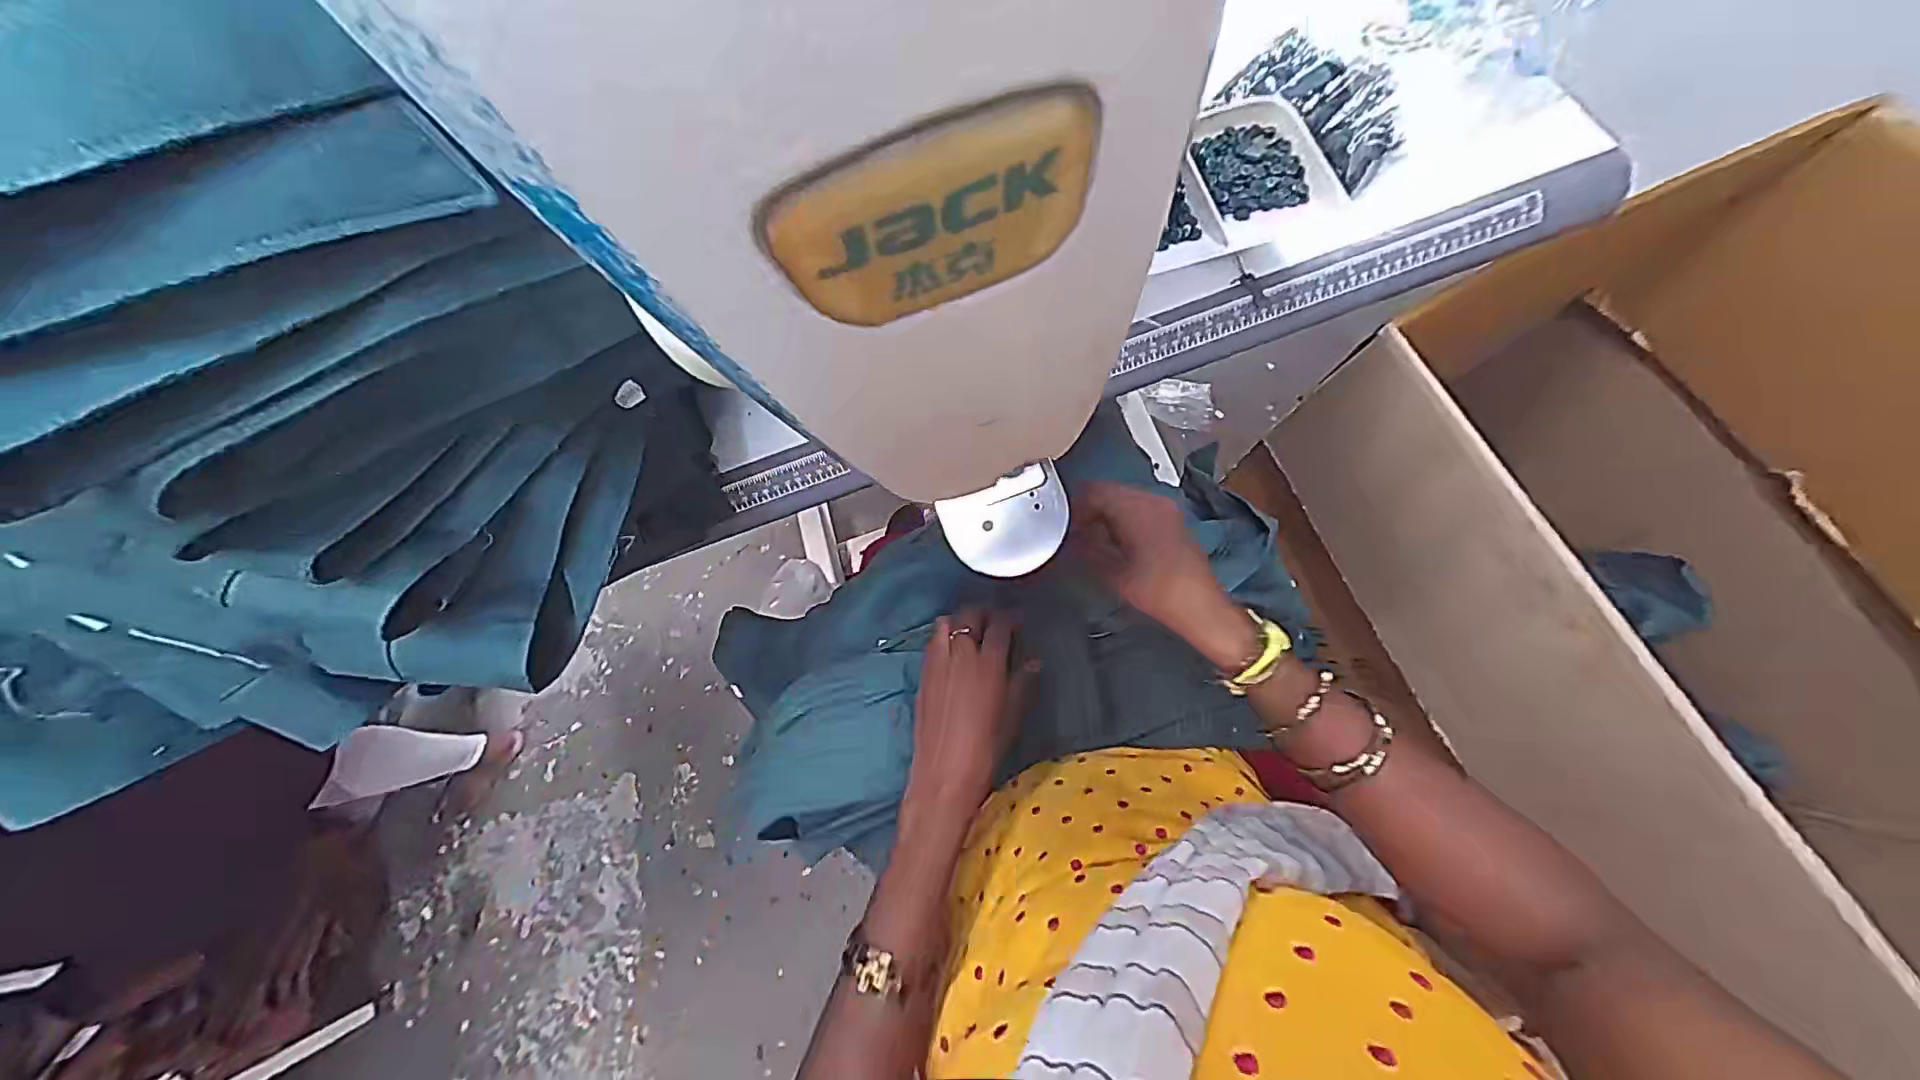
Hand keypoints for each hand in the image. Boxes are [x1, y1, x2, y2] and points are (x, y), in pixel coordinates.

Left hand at [901, 607, 1033, 843]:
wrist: (943, 773)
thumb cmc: (986, 748)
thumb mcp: (1012, 716)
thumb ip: (1022, 683)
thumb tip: (1032, 662)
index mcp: (987, 663)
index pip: (999, 625)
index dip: (1010, 617)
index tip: (1017, 619)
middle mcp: (960, 655)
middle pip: (969, 616)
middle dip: (983, 612)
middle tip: (994, 619)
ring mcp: (937, 663)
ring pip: (945, 623)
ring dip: (959, 620)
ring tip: (971, 630)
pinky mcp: (923, 675)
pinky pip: (932, 642)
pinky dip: (943, 637)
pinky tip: (951, 650)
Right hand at [1067, 481, 1252, 669]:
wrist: (1199, 607)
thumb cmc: (1158, 590)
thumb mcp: (1111, 572)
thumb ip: (1085, 547)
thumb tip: (1069, 537)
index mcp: (1137, 507)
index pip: (1094, 490)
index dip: (1072, 504)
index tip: (1059, 519)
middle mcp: (1154, 501)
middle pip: (1109, 492)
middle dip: (1087, 508)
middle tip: (1070, 529)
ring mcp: (1166, 510)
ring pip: (1124, 499)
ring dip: (1104, 514)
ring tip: (1088, 537)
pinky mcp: (1172, 521)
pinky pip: (1138, 509)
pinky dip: (1121, 518)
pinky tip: (1112, 540)